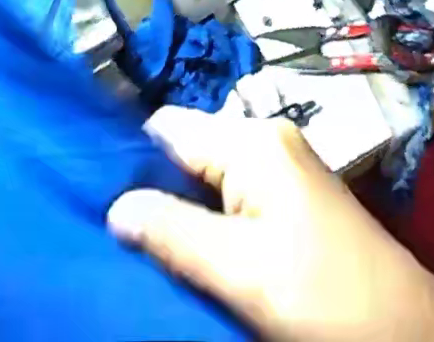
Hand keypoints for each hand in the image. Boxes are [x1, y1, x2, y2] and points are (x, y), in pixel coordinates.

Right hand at [107, 107, 433, 341]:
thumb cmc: (333, 304)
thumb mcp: (245, 274)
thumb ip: (173, 233)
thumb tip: (112, 209)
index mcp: (251, 141)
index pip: (165, 128)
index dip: (130, 161)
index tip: (101, 201)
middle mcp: (263, 136)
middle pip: (184, 148)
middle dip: (155, 188)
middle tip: (125, 234)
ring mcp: (280, 163)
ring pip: (204, 173)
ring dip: (180, 207)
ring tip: (153, 245)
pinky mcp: (290, 192)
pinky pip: (228, 191)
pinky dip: (207, 217)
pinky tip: (196, 249)